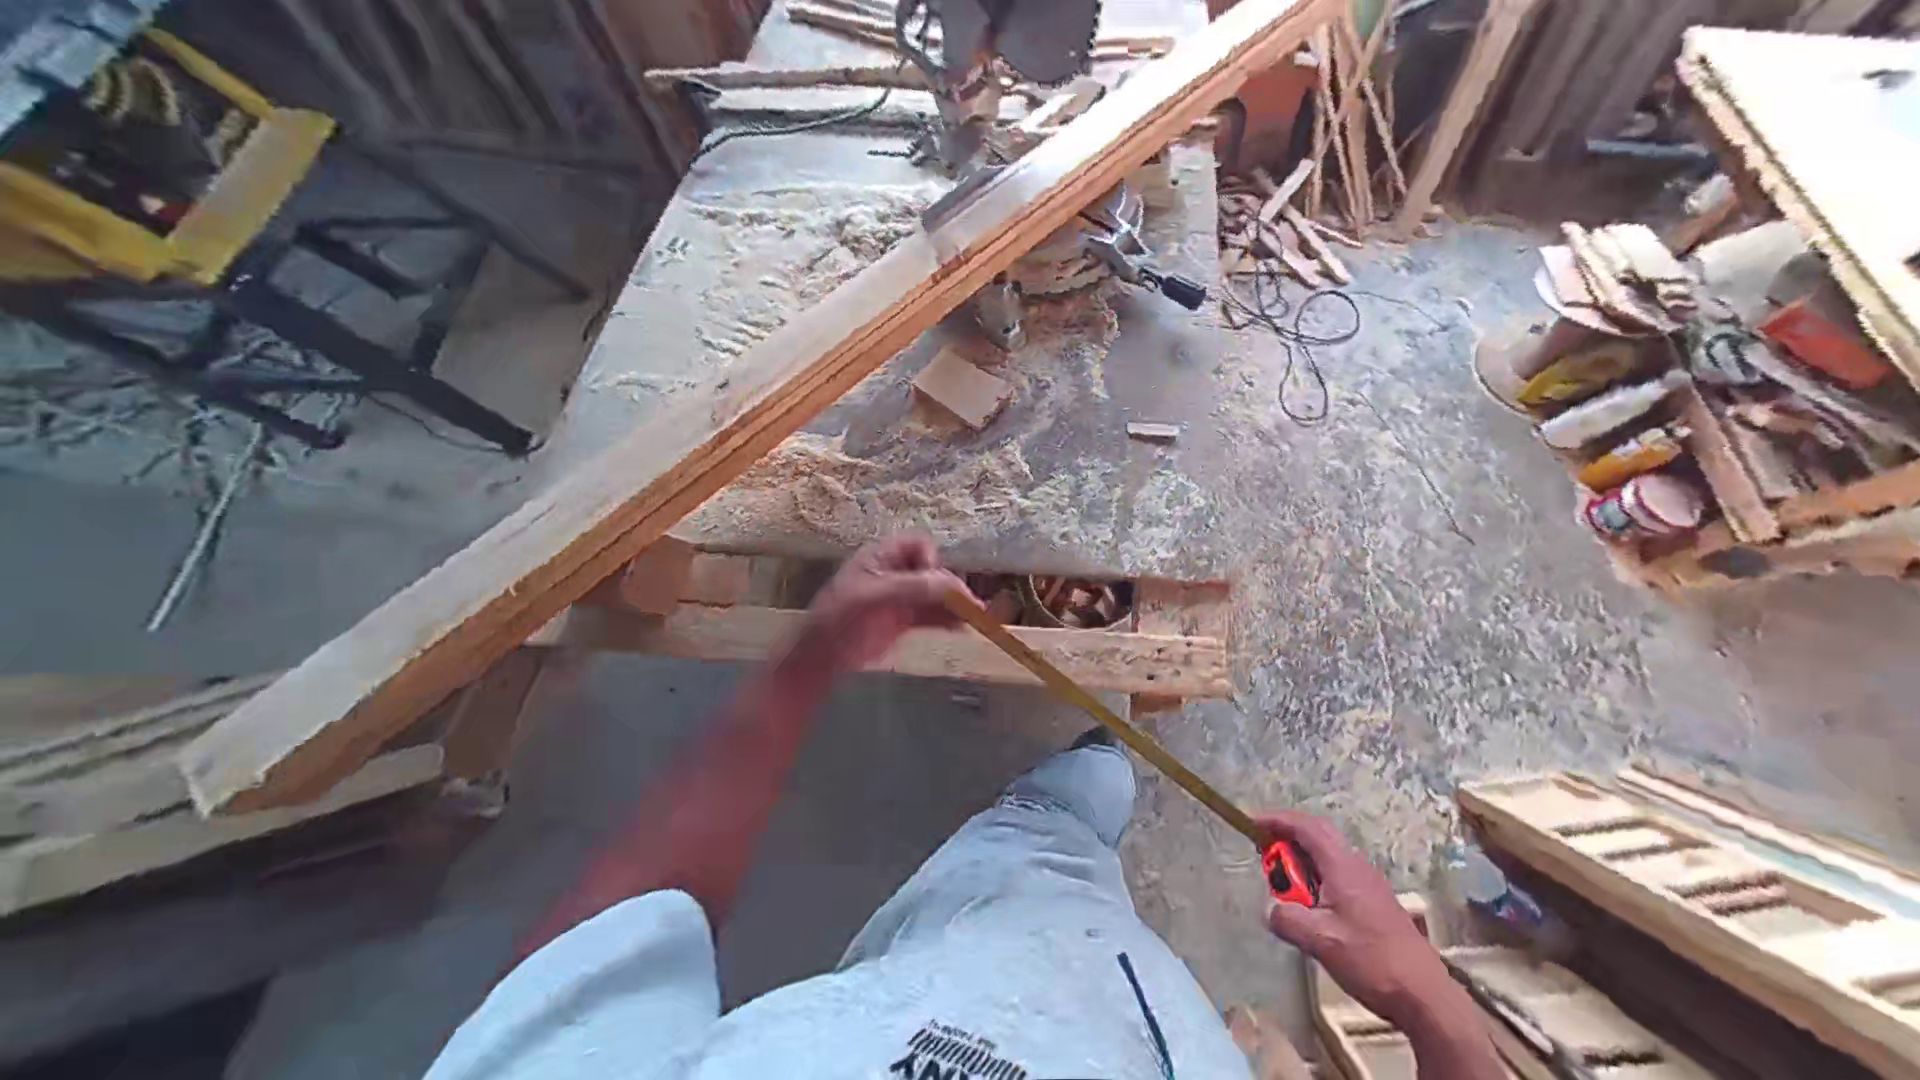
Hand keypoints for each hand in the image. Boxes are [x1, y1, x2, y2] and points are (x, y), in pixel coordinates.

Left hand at [784, 534, 972, 675]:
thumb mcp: (873, 598)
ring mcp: (899, 599)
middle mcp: (893, 574)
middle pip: (932, 571)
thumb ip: (911, 588)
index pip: (918, 545)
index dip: (931, 560)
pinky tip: (961, 627)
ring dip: (954, 604)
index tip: (935, 580)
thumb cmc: (839, 620)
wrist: (820, 659)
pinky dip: (947, 619)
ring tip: (973, 619)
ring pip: (935, 594)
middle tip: (968, 605)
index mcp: (880, 558)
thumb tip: (950, 584)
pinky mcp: (902, 622)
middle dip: (950, 586)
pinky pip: (931, 615)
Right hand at [1258, 811, 1456, 1027]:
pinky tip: (1311, 906)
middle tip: (1265, 852)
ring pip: (1328, 856)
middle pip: (1318, 834)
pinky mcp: (1376, 903)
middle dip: (1287, 836)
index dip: (1277, 819)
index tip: (1252, 824)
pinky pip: (1338, 874)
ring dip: (1302, 860)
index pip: (1306, 827)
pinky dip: (1316, 877)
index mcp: (1343, 868)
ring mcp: (1370, 885)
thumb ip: (1286, 919)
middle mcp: (1358, 868)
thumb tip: (1270, 909)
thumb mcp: (1320, 941)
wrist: (1427, 999)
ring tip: (1284, 884)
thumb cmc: (1372, 962)